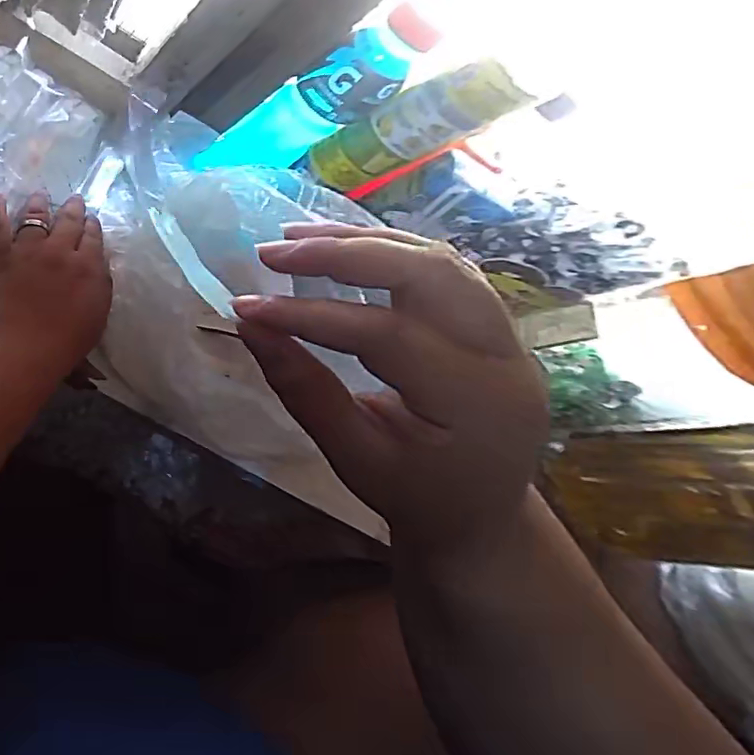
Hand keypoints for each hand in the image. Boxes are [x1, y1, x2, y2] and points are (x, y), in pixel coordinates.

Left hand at [0, 192, 112, 383]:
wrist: (22, 349)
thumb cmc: (64, 344)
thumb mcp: (97, 316)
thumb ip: (99, 285)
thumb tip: (97, 266)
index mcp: (88, 266)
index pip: (93, 237)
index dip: (92, 226)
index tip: (91, 220)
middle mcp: (60, 250)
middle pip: (69, 221)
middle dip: (73, 208)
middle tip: (74, 200)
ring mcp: (29, 250)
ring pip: (35, 217)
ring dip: (39, 204)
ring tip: (40, 196)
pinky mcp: (0, 255)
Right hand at [232, 225, 547, 560]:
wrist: (482, 516)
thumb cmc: (415, 495)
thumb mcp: (353, 457)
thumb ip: (304, 390)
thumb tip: (249, 327)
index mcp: (475, 402)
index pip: (386, 334)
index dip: (310, 315)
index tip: (247, 308)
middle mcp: (503, 355)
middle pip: (428, 272)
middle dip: (343, 252)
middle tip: (272, 252)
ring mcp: (506, 333)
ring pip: (438, 258)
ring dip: (363, 240)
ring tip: (296, 238)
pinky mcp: (492, 322)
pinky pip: (441, 267)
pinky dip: (385, 249)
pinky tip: (340, 247)